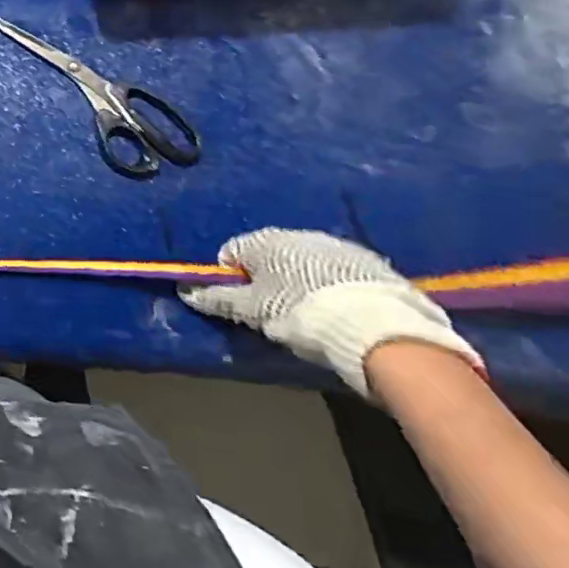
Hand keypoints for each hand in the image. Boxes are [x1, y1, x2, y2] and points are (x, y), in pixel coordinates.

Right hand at [181, 228, 483, 397]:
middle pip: (273, 255)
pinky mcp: (379, 267)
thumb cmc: (298, 312)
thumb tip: (186, 292)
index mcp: (266, 241)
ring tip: (311, 310)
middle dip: (269, 276)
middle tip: (273, 306)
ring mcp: (344, 249)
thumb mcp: (250, 311)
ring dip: (304, 280)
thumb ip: (216, 298)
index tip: (240, 299)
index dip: (232, 276)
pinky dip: (335, 286)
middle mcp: (302, 236)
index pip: (233, 251)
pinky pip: (343, 274)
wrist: (382, 331)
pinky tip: (341, 309)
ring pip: (309, 263)